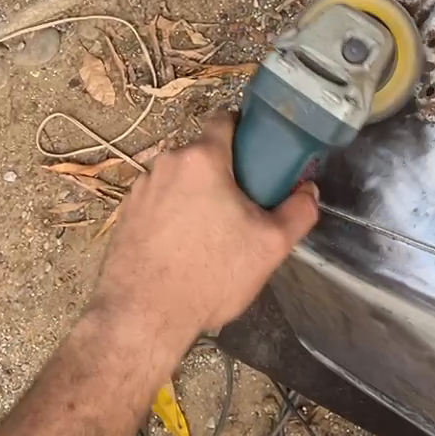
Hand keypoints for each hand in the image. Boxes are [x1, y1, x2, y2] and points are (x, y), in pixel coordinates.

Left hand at [89, 114, 317, 344]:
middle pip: (203, 153)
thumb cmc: (210, 274)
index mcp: (203, 158)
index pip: (224, 118)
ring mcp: (142, 187)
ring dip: (196, 193)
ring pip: (180, 178)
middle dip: (223, 171)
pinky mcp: (126, 213)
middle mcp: (168, 162)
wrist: (142, 317)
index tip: (257, 150)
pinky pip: (158, 200)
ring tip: (211, 232)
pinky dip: (172, 213)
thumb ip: (298, 213)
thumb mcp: (270, 246)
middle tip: (242, 204)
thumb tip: (309, 192)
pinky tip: (181, 247)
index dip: (244, 128)